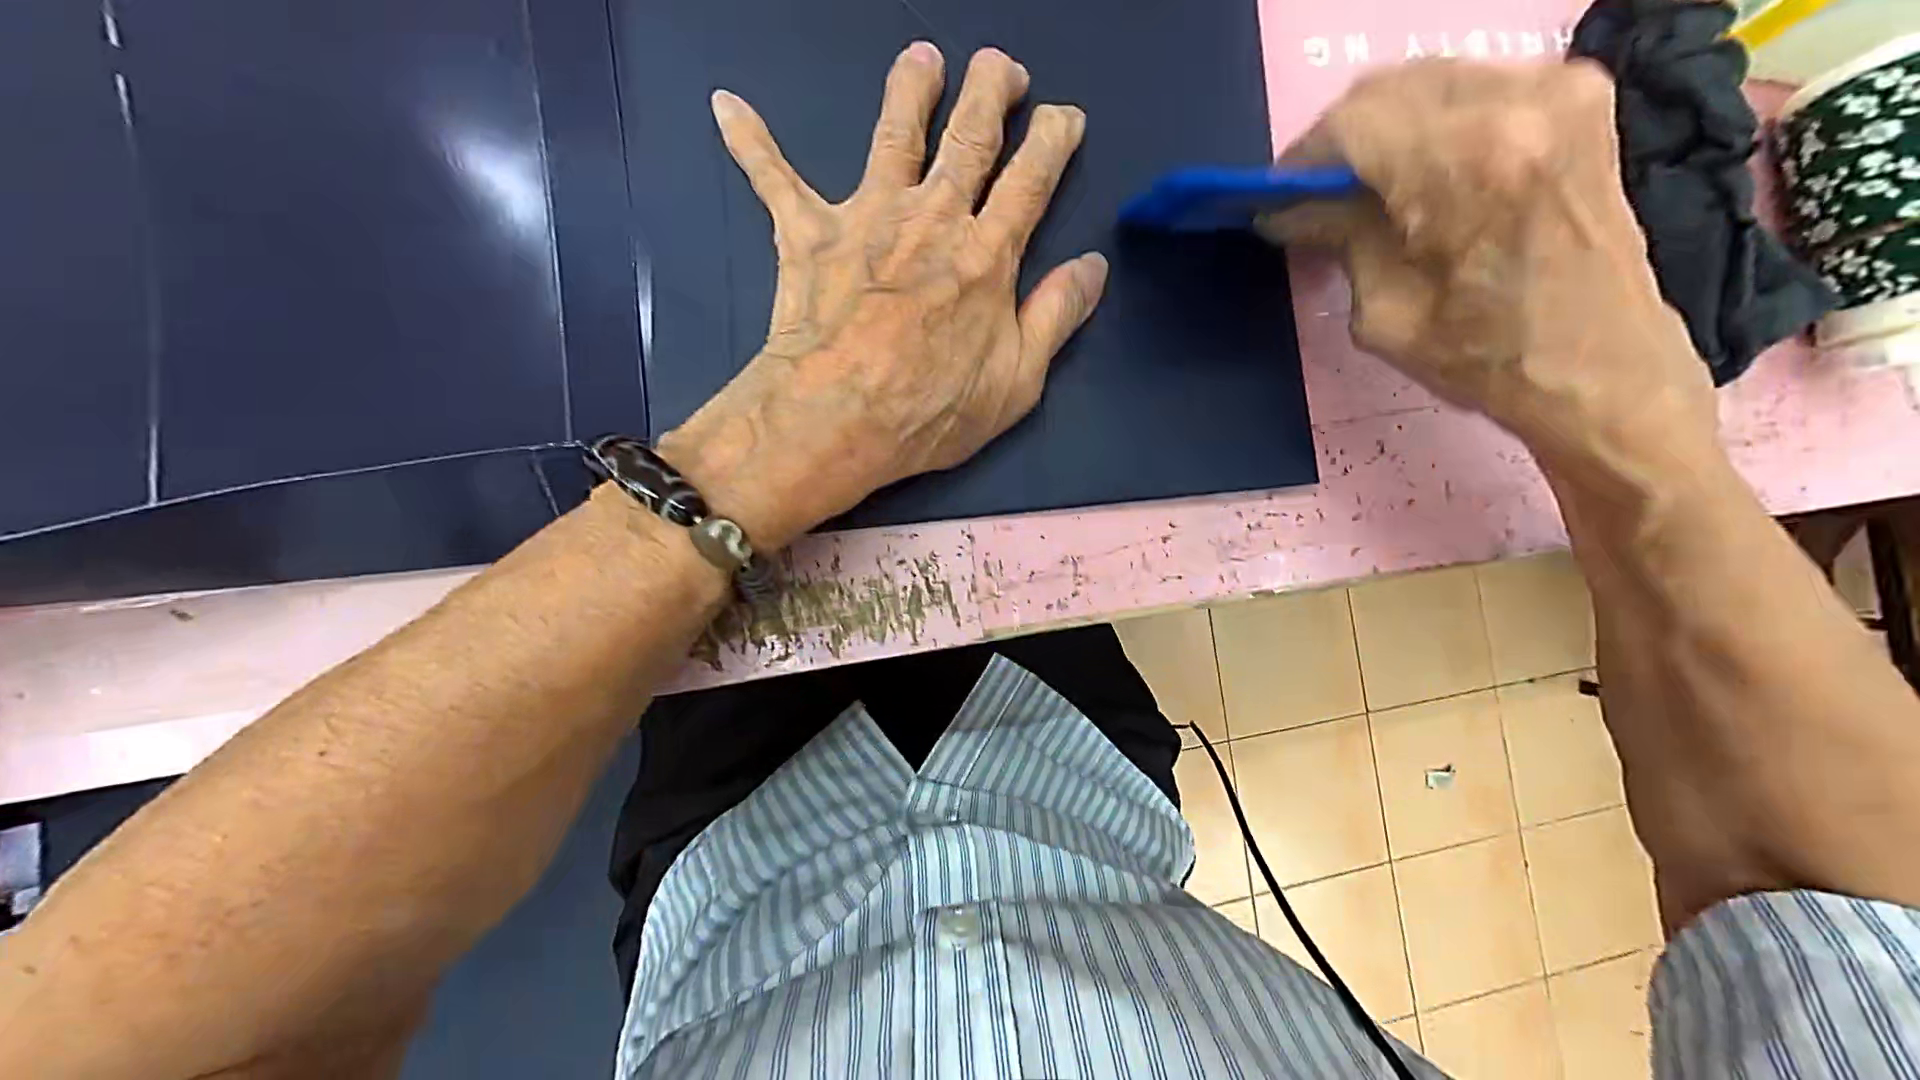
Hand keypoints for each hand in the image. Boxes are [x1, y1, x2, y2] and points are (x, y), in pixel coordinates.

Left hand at [658, 43, 1107, 548]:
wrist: (838, 420)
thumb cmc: (930, 412)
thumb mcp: (1016, 383)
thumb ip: (1057, 318)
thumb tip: (1093, 267)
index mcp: (986, 255)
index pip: (1030, 178)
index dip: (1053, 139)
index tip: (1063, 116)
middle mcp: (930, 219)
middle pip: (968, 137)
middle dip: (990, 92)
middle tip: (1000, 65)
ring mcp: (866, 219)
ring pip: (892, 132)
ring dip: (910, 88)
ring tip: (922, 57)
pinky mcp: (807, 234)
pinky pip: (774, 177)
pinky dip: (751, 142)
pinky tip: (727, 107)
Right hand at [1265, 61, 1717, 477]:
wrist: (1599, 366)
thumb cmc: (1482, 355)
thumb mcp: (1382, 309)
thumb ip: (1338, 236)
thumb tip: (1286, 208)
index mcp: (1465, 165)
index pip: (1351, 125)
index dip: (1301, 158)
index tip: (1275, 196)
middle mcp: (1518, 104)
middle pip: (1388, 88)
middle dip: (1336, 141)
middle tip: (1311, 193)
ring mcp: (1558, 89)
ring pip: (1427, 80)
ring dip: (1380, 128)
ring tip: (1359, 186)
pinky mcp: (1577, 97)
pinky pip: (1471, 85)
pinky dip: (1426, 120)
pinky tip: (1413, 170)